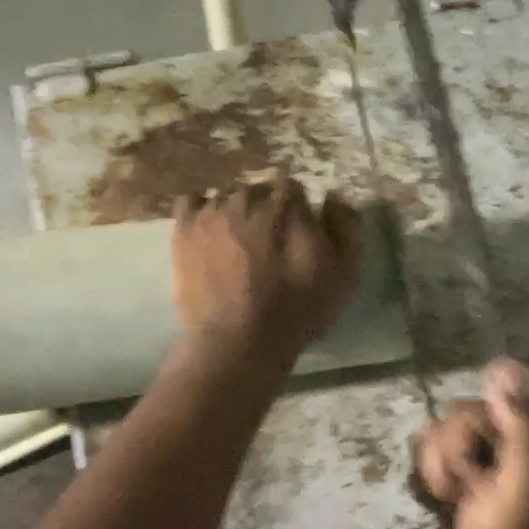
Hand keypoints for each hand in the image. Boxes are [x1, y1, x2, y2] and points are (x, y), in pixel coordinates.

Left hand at [172, 180, 361, 358]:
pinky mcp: (184, 230)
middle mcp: (247, 198)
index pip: (292, 187)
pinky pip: (191, 201)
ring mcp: (211, 212)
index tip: (298, 234)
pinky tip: (209, 232)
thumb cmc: (297, 310)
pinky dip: (202, 211)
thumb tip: (332, 196)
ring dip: (234, 212)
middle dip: (265, 209)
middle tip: (268, 243)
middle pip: (258, 190)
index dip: (297, 211)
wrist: (239, 341)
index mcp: (287, 204)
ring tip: (237, 242)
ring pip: (226, 196)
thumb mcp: (344, 274)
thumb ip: (344, 227)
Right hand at [417, 359, 528, 528]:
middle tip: (468, 491)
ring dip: (439, 472)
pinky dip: (434, 480)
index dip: (463, 438)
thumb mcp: (524, 482)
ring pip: (437, 438)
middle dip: (449, 458)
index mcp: (526, 430)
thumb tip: (502, 364)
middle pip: (450, 421)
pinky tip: (448, 503)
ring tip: (458, 501)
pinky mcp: (465, 476)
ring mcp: (483, 457)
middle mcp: (505, 435)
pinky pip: (434, 457)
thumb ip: (521, 425)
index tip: (474, 469)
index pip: (471, 406)